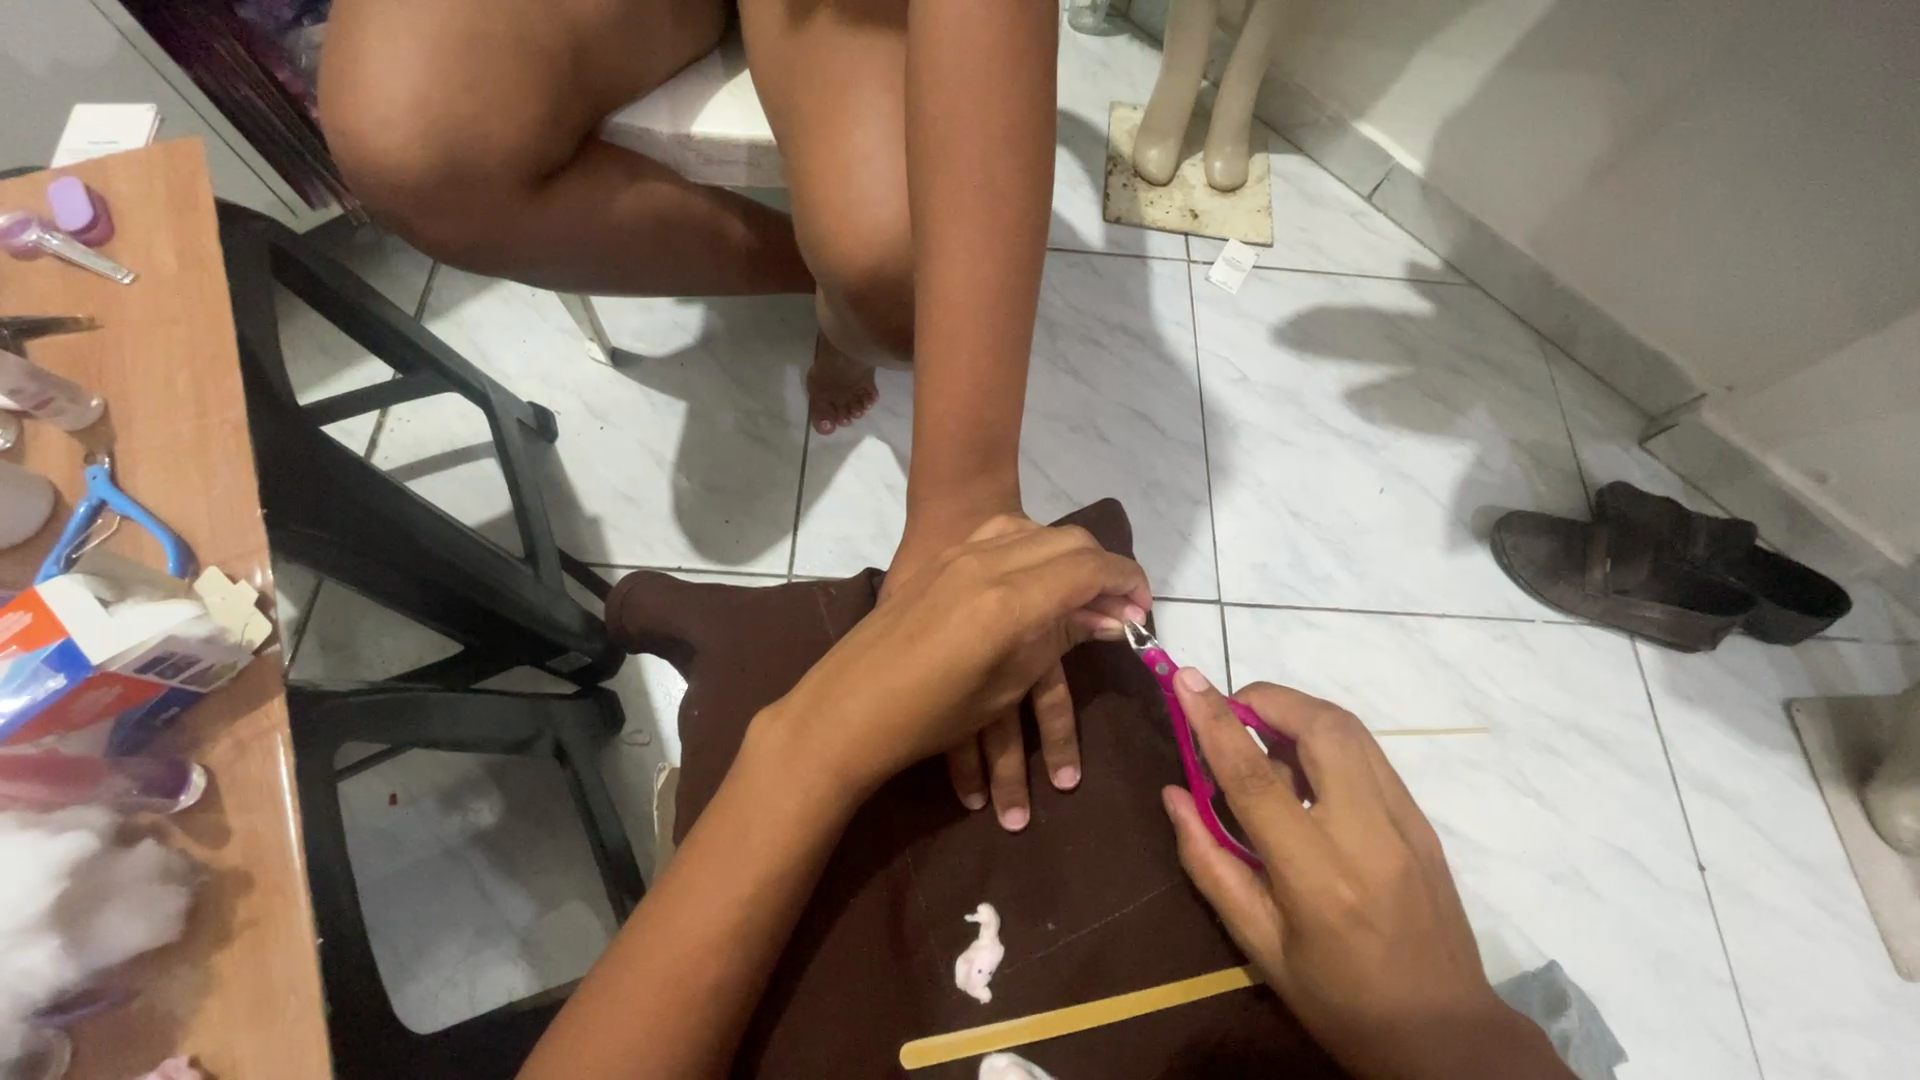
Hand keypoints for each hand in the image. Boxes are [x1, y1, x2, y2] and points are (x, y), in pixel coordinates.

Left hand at [775, 519, 1150, 799]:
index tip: (1144, 610)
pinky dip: (1033, 547)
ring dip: (1071, 556)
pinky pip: (1003, 533)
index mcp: (1011, 602)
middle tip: (1120, 608)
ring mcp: (962, 554)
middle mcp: (990, 562)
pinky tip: (1037, 577)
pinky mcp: (943, 559)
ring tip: (1085, 594)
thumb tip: (1105, 615)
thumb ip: (1057, 637)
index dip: (1127, 583)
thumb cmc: (929, 715)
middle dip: (1106, 568)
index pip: (1090, 569)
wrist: (846, 705)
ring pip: (1039, 531)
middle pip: (1071, 542)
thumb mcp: (1004, 685)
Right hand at [1161, 674, 1570, 1079]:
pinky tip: (1301, 769)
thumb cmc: (1337, 998)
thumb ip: (1209, 862)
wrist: (1445, 1035)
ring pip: (1350, 730)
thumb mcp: (1258, 944)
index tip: (1184, 679)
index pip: (1256, 776)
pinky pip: (1367, 753)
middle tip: (1229, 711)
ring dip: (1296, 712)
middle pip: (1321, 727)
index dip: (1214, 721)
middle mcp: (1367, 835)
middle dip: (1267, 698)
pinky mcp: (1421, 820)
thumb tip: (1174, 793)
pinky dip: (1324, 737)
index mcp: (1316, 875)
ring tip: (1260, 734)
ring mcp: (1405, 822)